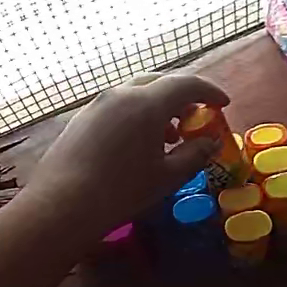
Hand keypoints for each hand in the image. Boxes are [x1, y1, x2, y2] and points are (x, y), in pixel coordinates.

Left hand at [18, 73, 228, 240]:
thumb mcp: (166, 177)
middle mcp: (120, 94)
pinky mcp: (80, 119)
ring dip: (156, 109)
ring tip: (168, 138)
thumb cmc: (121, 190)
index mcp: (146, 102)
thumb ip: (194, 155)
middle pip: (158, 83)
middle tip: (195, 119)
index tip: (223, 103)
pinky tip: (136, 146)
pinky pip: (115, 108)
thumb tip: (210, 143)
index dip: (209, 91)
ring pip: (134, 95)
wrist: (62, 203)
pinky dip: (134, 117)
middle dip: (181, 98)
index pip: (186, 83)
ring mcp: (96, 105)